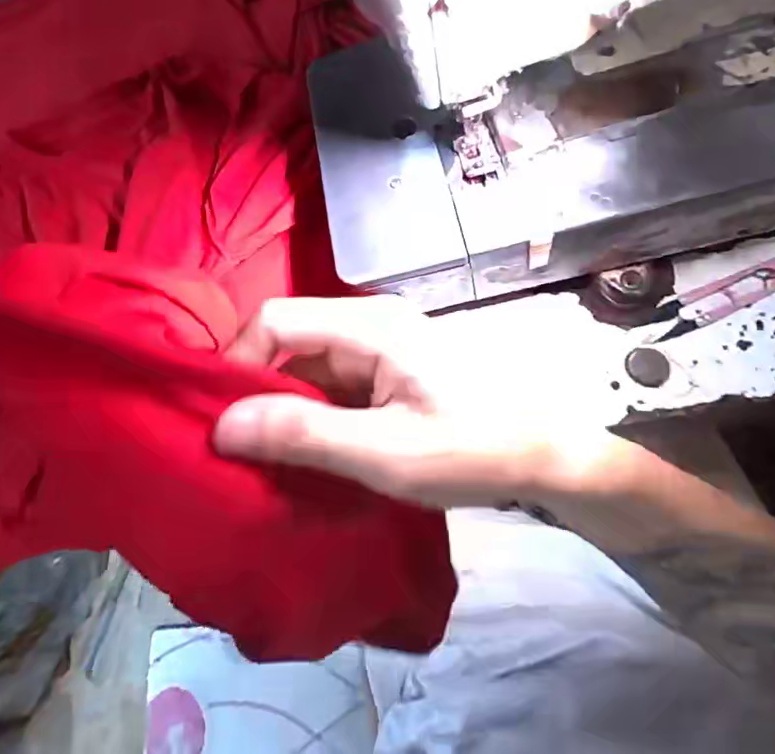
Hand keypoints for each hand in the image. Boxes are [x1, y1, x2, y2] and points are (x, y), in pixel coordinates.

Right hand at [211, 296, 627, 507]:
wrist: (552, 457)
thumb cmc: (474, 449)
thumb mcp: (384, 453)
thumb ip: (302, 436)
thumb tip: (222, 426)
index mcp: (370, 324)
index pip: (277, 319)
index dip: (240, 361)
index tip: (224, 418)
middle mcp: (370, 320)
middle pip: (290, 338)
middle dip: (260, 387)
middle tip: (240, 444)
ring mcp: (382, 343)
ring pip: (309, 362)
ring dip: (286, 404)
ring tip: (268, 454)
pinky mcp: (390, 367)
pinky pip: (333, 379)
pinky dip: (313, 411)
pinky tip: (309, 449)